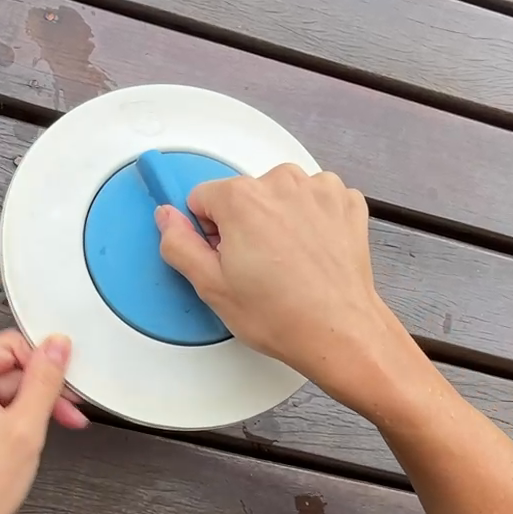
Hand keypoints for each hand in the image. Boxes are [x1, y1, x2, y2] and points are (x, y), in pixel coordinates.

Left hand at [0, 219, 87, 513]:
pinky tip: (53, 424)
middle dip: (40, 368)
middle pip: (2, 347)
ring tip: (67, 419)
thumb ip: (45, 380)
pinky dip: (28, 405)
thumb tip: (58, 343)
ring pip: (8, 374)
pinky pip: (2, 394)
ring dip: (40, 392)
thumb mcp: (25, 429)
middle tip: (71, 399)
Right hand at [155, 164, 409, 403]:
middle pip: (243, 194)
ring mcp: (319, 189)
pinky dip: (311, 221)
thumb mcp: (211, 286)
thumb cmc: (281, 314)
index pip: (202, 197)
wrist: (339, 331)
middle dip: (243, 224)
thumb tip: (166, 217)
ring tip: (286, 263)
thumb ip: (179, 243)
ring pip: (279, 196)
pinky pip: (315, 201)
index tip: (225, 257)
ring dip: (278, 220)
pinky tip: (310, 254)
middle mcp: (281, 182)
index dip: (208, 231)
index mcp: (241, 198)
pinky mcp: (346, 202)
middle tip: (256, 268)